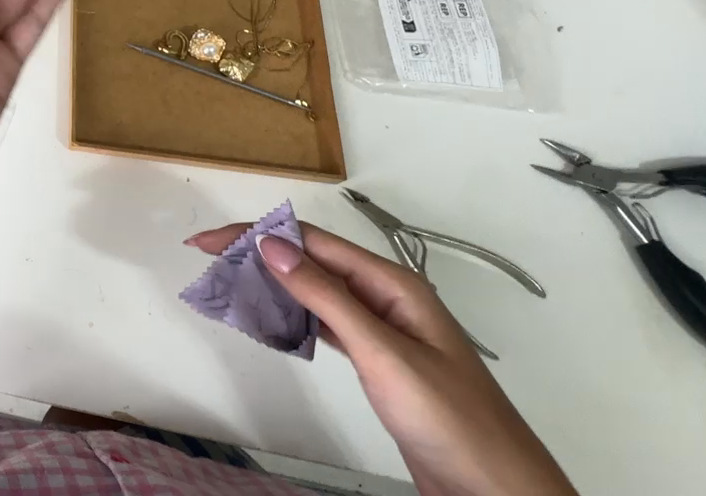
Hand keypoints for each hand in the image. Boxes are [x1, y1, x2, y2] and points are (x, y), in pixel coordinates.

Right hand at [186, 222, 577, 495]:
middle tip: (208, 262)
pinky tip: (270, 321)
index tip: (206, 243)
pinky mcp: (378, 359)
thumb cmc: (448, 419)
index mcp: (392, 284)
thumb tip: (269, 244)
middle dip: (257, 254)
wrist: (499, 493)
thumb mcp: (382, 353)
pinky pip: (324, 321)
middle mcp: (386, 297)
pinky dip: (291, 315)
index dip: (253, 235)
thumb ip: (325, 296)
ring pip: (314, 290)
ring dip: (271, 283)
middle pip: (310, 260)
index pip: (309, 242)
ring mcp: (383, 329)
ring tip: (228, 285)